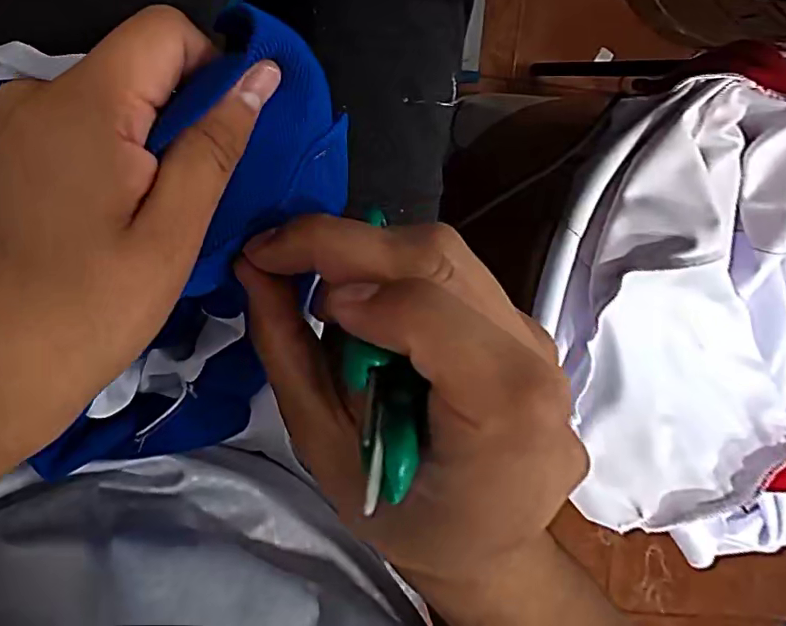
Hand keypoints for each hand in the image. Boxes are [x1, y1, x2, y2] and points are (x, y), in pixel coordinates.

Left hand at [0, 6, 280, 523]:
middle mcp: (36, 92)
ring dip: (140, 137)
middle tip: (178, 196)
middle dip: (175, 112)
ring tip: (136, 216)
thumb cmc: (83, 314)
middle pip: (135, 62)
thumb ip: (215, 142)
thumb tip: (260, 73)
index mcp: (82, 100)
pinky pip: (70, 121)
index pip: (164, 27)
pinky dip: (102, 150)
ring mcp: (8, 121)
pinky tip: (96, 216)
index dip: (206, 66)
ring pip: (106, 95)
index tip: (215, 136)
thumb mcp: (171, 233)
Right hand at [237, 217, 590, 615]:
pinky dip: (385, 263)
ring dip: (361, 250)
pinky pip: (444, 264)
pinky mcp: (512, 317)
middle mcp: (534, 361)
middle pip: (435, 259)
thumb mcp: (323, 447)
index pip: (435, 318)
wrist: (485, 541)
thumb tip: (252, 267)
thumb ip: (286, 351)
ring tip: (316, 287)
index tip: (291, 289)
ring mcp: (531, 333)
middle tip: (276, 255)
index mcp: (508, 422)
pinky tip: (359, 298)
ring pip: (439, 249)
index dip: (359, 293)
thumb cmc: (402, 515)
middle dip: (342, 244)